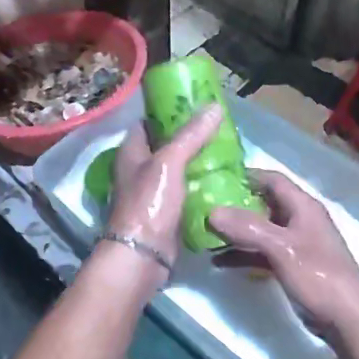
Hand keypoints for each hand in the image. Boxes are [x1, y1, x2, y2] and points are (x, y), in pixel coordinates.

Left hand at [106, 103, 223, 265]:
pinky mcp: (167, 212)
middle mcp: (139, 169)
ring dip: (199, 162)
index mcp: (131, 151)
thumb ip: (191, 135)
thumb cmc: (149, 203)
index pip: (148, 122)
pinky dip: (202, 185)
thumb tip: (214, 106)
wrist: (144, 255)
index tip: (196, 103)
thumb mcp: (169, 162)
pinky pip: (187, 192)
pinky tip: (223, 179)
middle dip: (191, 136)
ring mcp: (153, 192)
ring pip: (179, 169)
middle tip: (220, 128)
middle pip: (166, 145)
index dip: (168, 110)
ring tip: (228, 150)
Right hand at [207, 171, 358, 331]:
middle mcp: (299, 220)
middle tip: (203, 207)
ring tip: (204, 235)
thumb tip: (213, 212)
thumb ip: (248, 228)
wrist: (346, 317)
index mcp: (302, 207)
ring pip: (260, 230)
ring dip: (235, 233)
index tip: (214, 178)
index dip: (246, 175)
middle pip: (263, 204)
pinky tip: (218, 262)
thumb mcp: (281, 248)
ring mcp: (295, 244)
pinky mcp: (290, 266)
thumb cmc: (318, 275)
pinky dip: (242, 255)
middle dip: (234, 206)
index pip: (272, 180)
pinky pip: (261, 253)